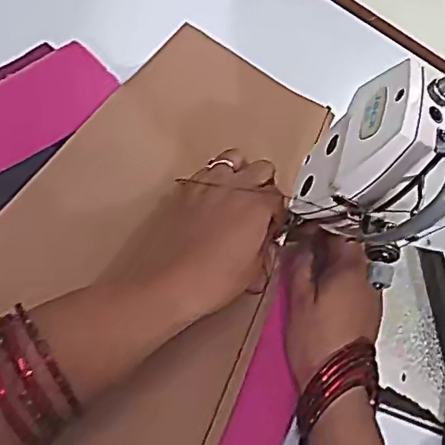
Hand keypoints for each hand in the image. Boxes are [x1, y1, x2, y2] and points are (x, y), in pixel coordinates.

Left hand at [147, 150, 286, 321]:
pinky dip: (211, 180)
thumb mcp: (252, 272)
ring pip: (233, 158)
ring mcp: (207, 183)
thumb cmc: (211, 281)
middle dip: (264, 185)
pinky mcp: (183, 188)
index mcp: (257, 205)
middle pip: (262, 168)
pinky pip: (204, 172)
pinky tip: (208, 201)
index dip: (276, 213)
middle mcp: (235, 186)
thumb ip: (264, 248)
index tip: (270, 226)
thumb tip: (265, 241)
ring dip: (238, 173)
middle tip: (257, 208)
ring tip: (233, 195)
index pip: (279, 196)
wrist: (165, 285)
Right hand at [284, 229, 383, 385]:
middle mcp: (368, 276)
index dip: (319, 224)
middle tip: (304, 242)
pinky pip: (356, 279)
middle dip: (327, 239)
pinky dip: (341, 275)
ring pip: (354, 262)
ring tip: (311, 262)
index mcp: (352, 267)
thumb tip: (298, 246)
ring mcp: (371, 292)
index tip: (303, 227)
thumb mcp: (299, 299)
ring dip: (334, 257)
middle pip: (350, 244)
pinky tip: (323, 284)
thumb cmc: (318, 345)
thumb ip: (299, 264)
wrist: (336, 381)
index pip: (340, 229)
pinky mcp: (369, 308)